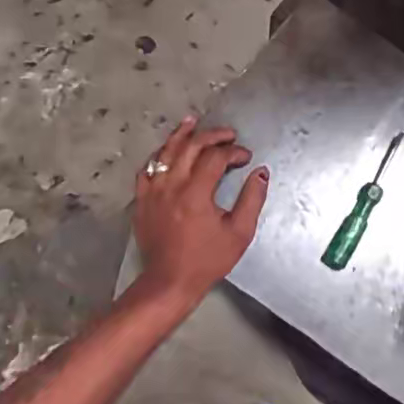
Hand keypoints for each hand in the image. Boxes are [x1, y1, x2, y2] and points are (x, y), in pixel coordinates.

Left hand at [133, 115, 269, 305]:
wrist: (169, 282)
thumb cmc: (207, 260)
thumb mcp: (239, 232)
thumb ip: (252, 199)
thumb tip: (261, 173)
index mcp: (196, 193)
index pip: (216, 158)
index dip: (233, 152)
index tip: (245, 158)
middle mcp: (171, 187)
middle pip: (190, 147)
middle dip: (212, 136)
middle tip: (228, 135)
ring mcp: (153, 192)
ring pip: (165, 152)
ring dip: (181, 135)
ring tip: (192, 122)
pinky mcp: (142, 200)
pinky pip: (148, 169)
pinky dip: (159, 156)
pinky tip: (166, 151)